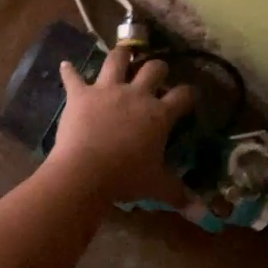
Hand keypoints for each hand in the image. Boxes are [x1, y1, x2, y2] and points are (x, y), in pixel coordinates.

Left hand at [46, 46, 193, 204]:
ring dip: (120, 55)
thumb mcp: (157, 186)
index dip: (188, 94)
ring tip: (123, 53)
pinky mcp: (80, 94)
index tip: (190, 95)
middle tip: (158, 71)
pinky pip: (73, 77)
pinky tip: (65, 65)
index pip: (182, 96)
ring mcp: (106, 90)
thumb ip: (180, 195)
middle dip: (158, 68)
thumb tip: (202, 213)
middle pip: (153, 69)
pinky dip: (69, 71)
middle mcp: (135, 95)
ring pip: (116, 61)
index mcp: (158, 114)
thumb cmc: (126, 177)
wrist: (86, 171)